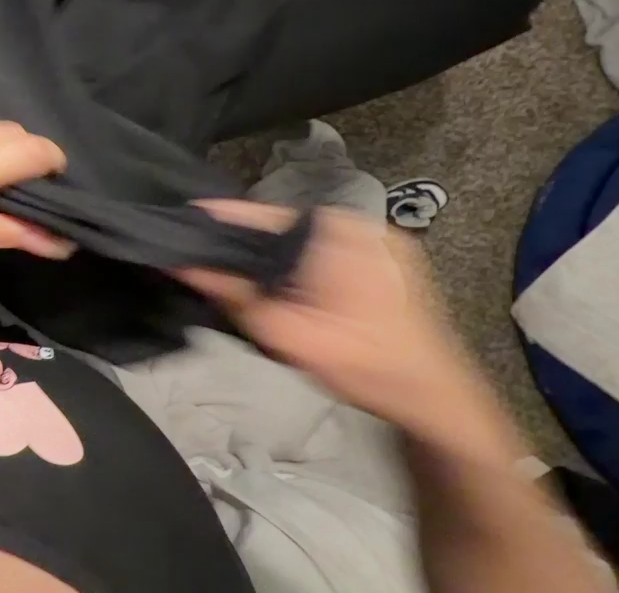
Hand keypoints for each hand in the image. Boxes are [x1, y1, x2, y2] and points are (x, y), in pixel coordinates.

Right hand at [175, 200, 492, 433]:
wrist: (439, 404)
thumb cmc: (363, 365)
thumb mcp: (284, 332)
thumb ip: (229, 292)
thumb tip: (179, 263)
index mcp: (339, 231)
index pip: (262, 215)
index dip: (219, 222)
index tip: (181, 222)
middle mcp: (361, 225)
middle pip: (282, 226)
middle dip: (245, 242)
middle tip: (202, 255)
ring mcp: (380, 241)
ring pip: (303, 240)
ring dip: (271, 255)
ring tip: (232, 269)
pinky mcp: (391, 261)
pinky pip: (326, 250)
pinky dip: (299, 262)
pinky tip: (280, 284)